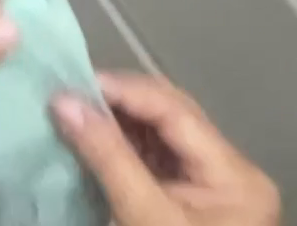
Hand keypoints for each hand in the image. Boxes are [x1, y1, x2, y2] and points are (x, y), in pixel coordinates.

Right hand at [52, 72, 279, 225]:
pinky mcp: (189, 197)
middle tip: (66, 94)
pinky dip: (119, 140)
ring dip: (113, 117)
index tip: (68, 84)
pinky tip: (89, 137)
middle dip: (115, 99)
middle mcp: (231, 169)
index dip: (119, 88)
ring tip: (71, 111)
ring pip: (157, 128)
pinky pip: (152, 152)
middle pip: (167, 112)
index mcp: (234, 174)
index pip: (171, 107)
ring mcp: (211, 184)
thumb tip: (62, 97)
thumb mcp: (144, 219)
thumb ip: (106, 155)